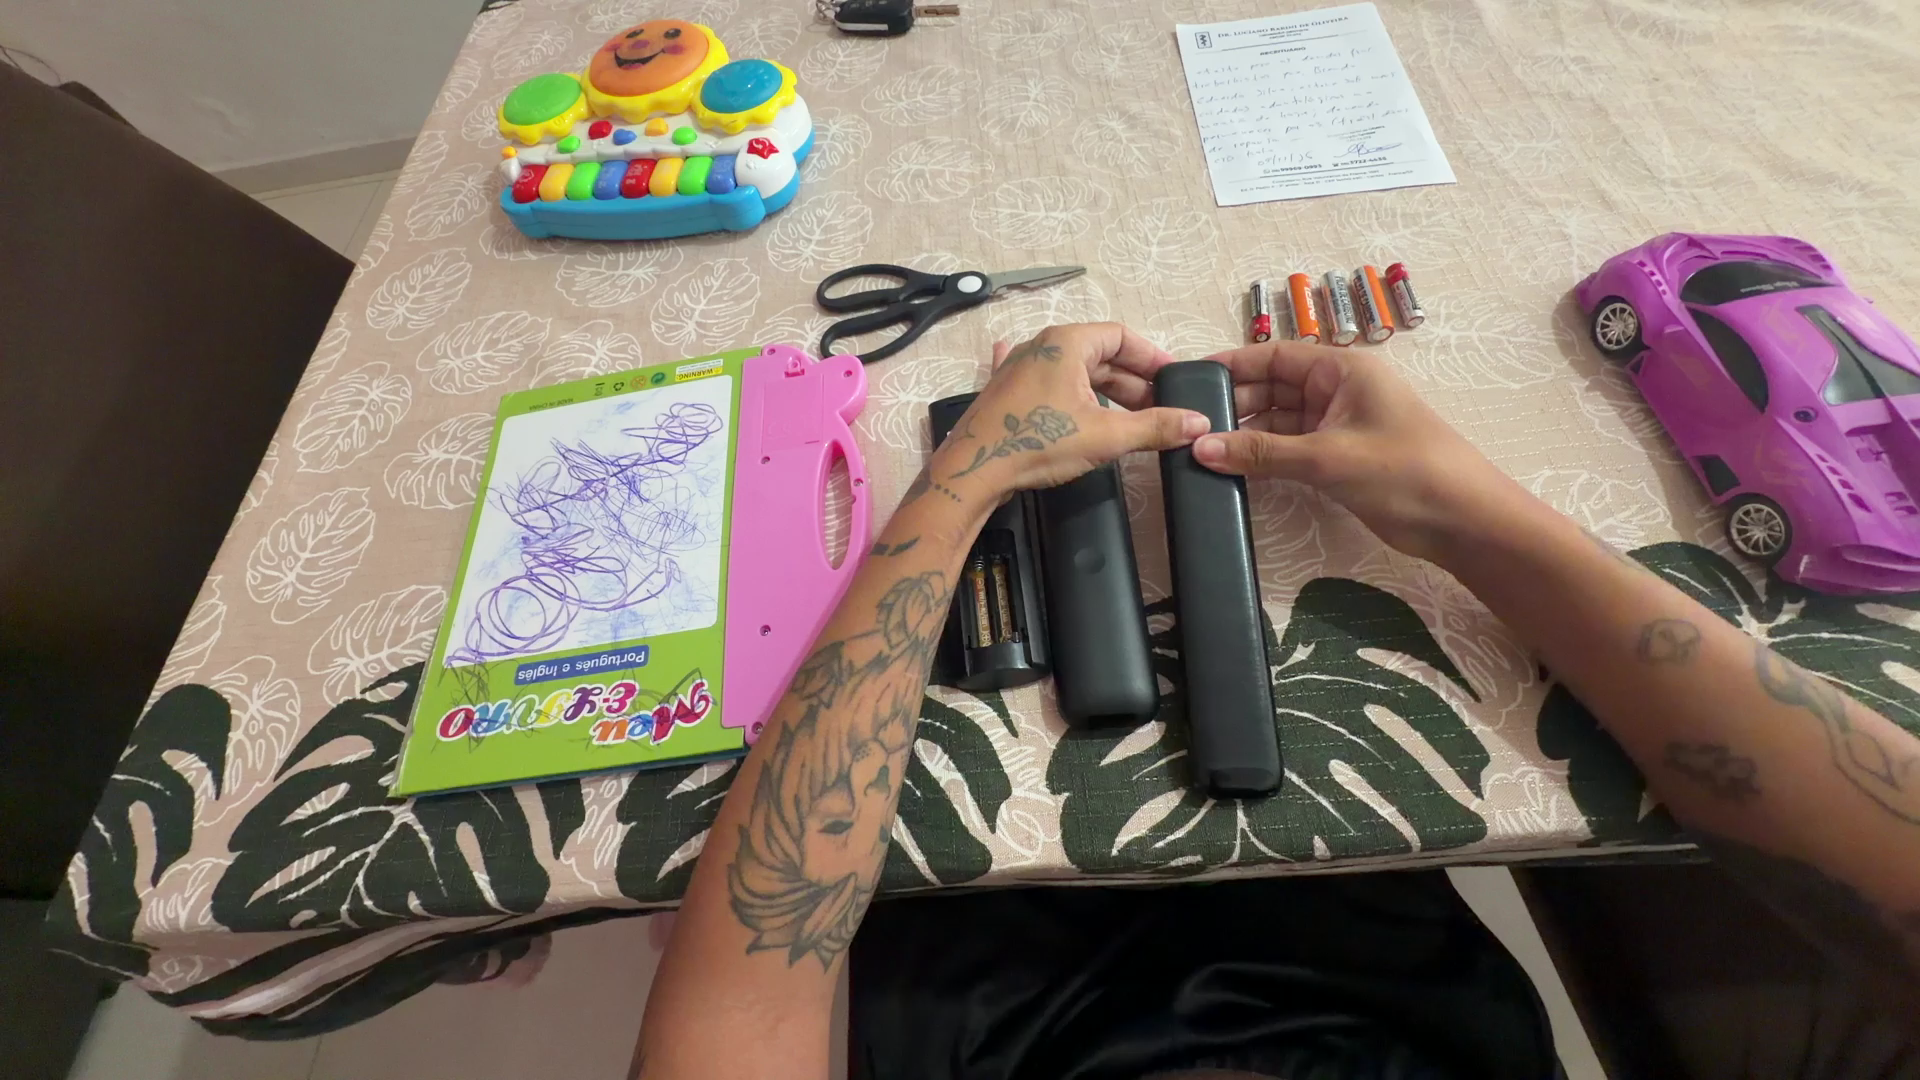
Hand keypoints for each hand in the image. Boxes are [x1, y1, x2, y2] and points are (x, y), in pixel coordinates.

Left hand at [935, 323, 1209, 496]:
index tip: (1172, 379)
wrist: (973, 470)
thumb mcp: (1106, 436)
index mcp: (1067, 342)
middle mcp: (1041, 346)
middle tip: (1158, 408)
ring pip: (1073, 372)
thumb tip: (1198, 423)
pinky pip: (1045, 384)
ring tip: (1129, 417)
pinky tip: (1064, 391)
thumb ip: (1155, 426)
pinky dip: (1065, 391)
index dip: (1152, 357)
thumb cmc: (1037, 442)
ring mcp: (1018, 368)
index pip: (1122, 336)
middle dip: (1131, 382)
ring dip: (1103, 392)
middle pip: (1099, 356)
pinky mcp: (1005, 393)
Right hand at [1191, 341, 1521, 562]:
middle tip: (1188, 424)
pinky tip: (1229, 466)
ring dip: (1243, 434)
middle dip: (1233, 404)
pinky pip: (1285, 448)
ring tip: (1199, 448)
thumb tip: (1200, 448)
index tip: (1191, 379)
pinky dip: (1260, 456)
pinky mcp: (1333, 456)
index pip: (1276, 356)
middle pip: (1271, 388)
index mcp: (1343, 370)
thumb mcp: (1327, 458)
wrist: (1463, 522)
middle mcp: (1336, 390)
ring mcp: (1334, 424)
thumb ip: (1261, 453)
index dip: (1233, 365)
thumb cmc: (1405, 472)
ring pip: (1275, 421)